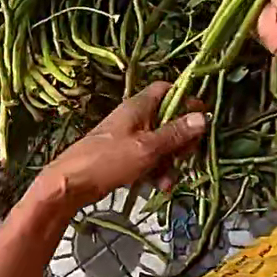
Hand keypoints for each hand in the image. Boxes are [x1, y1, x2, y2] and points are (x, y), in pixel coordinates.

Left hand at [32, 82, 208, 214]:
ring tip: (168, 181)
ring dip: (169, 162)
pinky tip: (158, 187)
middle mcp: (135, 117)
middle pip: (169, 120)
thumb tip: (205, 117)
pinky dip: (156, 171)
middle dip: (181, 141)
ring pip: (160, 144)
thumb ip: (176, 133)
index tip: (203, 118)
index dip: (187, 100)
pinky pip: (148, 159)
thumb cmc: (109, 160)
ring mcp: (129, 137)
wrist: (71, 184)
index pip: (167, 90)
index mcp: (139, 106)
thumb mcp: (148, 147)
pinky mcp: (124, 156)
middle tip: (186, 156)